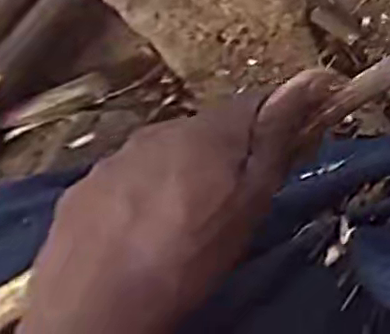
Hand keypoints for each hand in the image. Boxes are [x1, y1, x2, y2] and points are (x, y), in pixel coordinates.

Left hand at [21, 69, 344, 333]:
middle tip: (243, 188)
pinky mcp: (76, 196)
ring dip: (189, 167)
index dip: (283, 118)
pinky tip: (148, 225)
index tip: (296, 144)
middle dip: (235, 146)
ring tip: (192, 212)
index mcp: (208, 129)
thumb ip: (280, 132)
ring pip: (171, 151)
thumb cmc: (192, 255)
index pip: (262, 99)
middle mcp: (158, 133)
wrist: (91, 323)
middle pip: (215, 126)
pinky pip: (131, 177)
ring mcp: (109, 165)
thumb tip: (313, 80)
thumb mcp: (256, 194)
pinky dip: (147, 191)